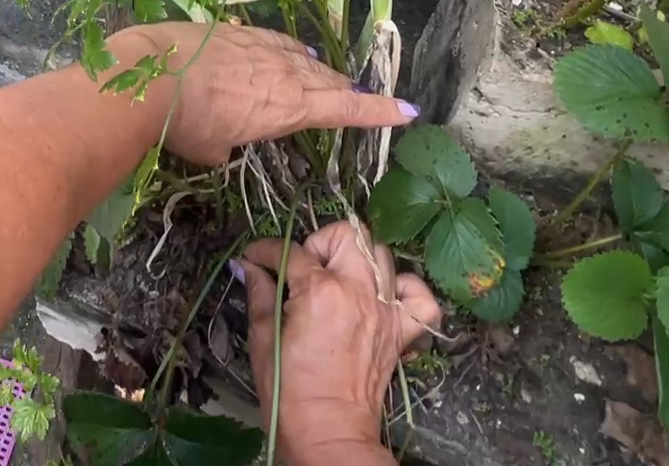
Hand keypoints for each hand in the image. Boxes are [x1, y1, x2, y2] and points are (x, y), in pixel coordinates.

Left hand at [104, 23, 417, 165]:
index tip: (408, 110)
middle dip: (346, 91)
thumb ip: (228, 146)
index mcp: (290, 106)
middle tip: (359, 98)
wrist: (152, 73)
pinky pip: (277, 40)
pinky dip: (290, 49)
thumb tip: (224, 143)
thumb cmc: (186, 122)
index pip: (346, 109)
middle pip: (328, 80)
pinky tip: (293, 48)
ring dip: (319, 70)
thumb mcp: (213, 150)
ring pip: (303, 57)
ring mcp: (262, 46)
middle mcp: (285, 72)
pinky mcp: (237, 31)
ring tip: (329, 74)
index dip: (379, 111)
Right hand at [238, 222, 442, 465]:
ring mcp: (384, 310)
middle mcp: (357, 291)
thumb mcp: (263, 338)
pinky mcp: (401, 332)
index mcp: (319, 291)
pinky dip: (406, 289)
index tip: (253, 257)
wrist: (327, 435)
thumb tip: (249, 265)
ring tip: (337, 279)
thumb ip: (258, 292)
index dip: (266, 250)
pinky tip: (383, 296)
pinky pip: (420, 297)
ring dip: (357, 258)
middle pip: (346, 234)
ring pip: (381, 254)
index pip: (291, 251)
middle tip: (303, 268)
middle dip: (319, 243)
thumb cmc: (289, 391)